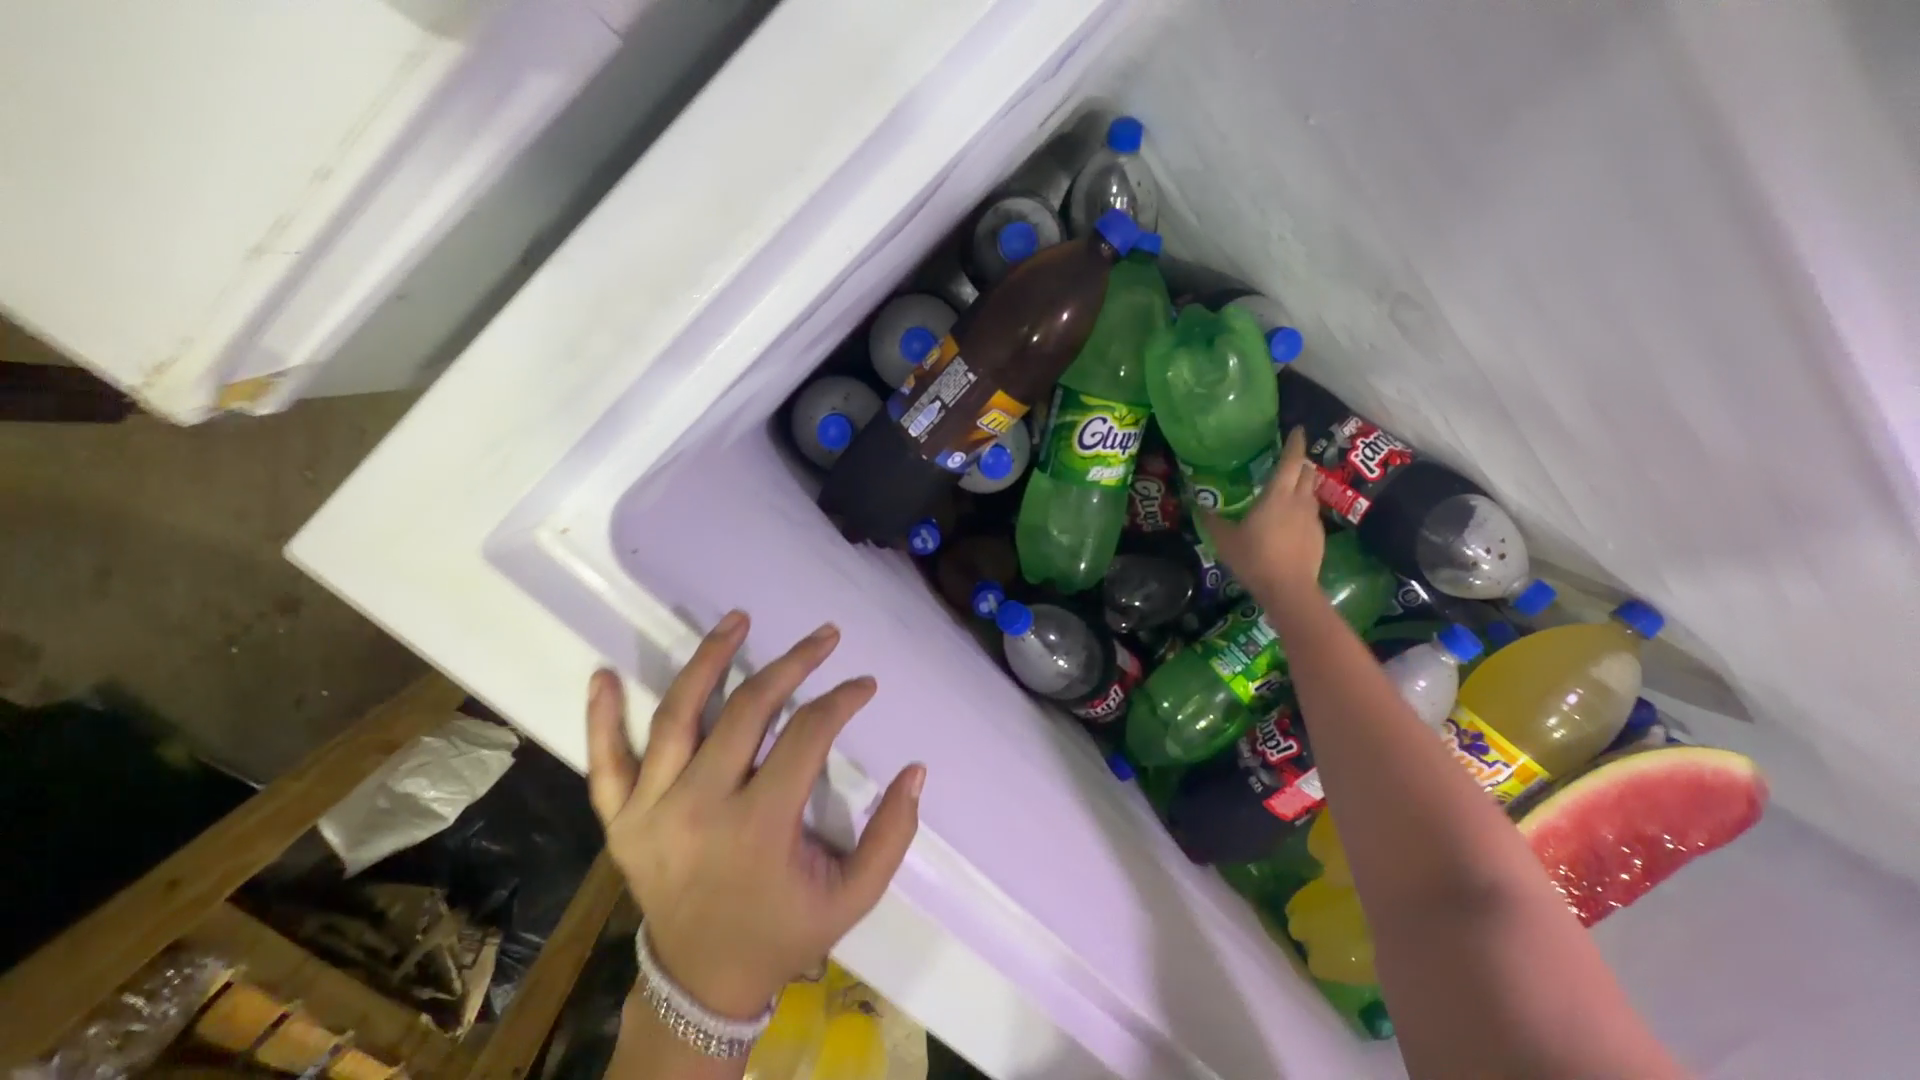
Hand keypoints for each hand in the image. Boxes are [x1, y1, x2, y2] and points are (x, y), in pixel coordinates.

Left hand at [585, 611, 924, 1018]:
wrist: (704, 979)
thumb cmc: (783, 931)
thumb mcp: (854, 896)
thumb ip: (892, 834)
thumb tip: (916, 770)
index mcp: (760, 827)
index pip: (807, 735)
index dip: (842, 700)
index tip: (864, 685)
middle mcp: (699, 808)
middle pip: (747, 710)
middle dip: (792, 664)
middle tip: (823, 636)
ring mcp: (650, 811)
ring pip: (677, 716)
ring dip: (708, 661)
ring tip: (737, 620)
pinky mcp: (619, 821)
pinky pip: (603, 762)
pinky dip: (600, 717)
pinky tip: (605, 673)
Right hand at [1204, 426, 1325, 606]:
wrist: (1289, 590)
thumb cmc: (1255, 559)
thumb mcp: (1225, 540)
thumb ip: (1212, 521)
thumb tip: (1197, 506)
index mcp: (1277, 495)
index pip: (1292, 460)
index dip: (1295, 442)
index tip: (1296, 429)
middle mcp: (1299, 500)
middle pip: (1307, 471)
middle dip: (1300, 462)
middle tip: (1288, 460)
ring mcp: (1312, 518)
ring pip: (1311, 492)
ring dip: (1302, 485)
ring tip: (1288, 490)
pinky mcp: (1319, 536)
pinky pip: (1311, 513)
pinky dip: (1302, 509)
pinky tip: (1290, 522)